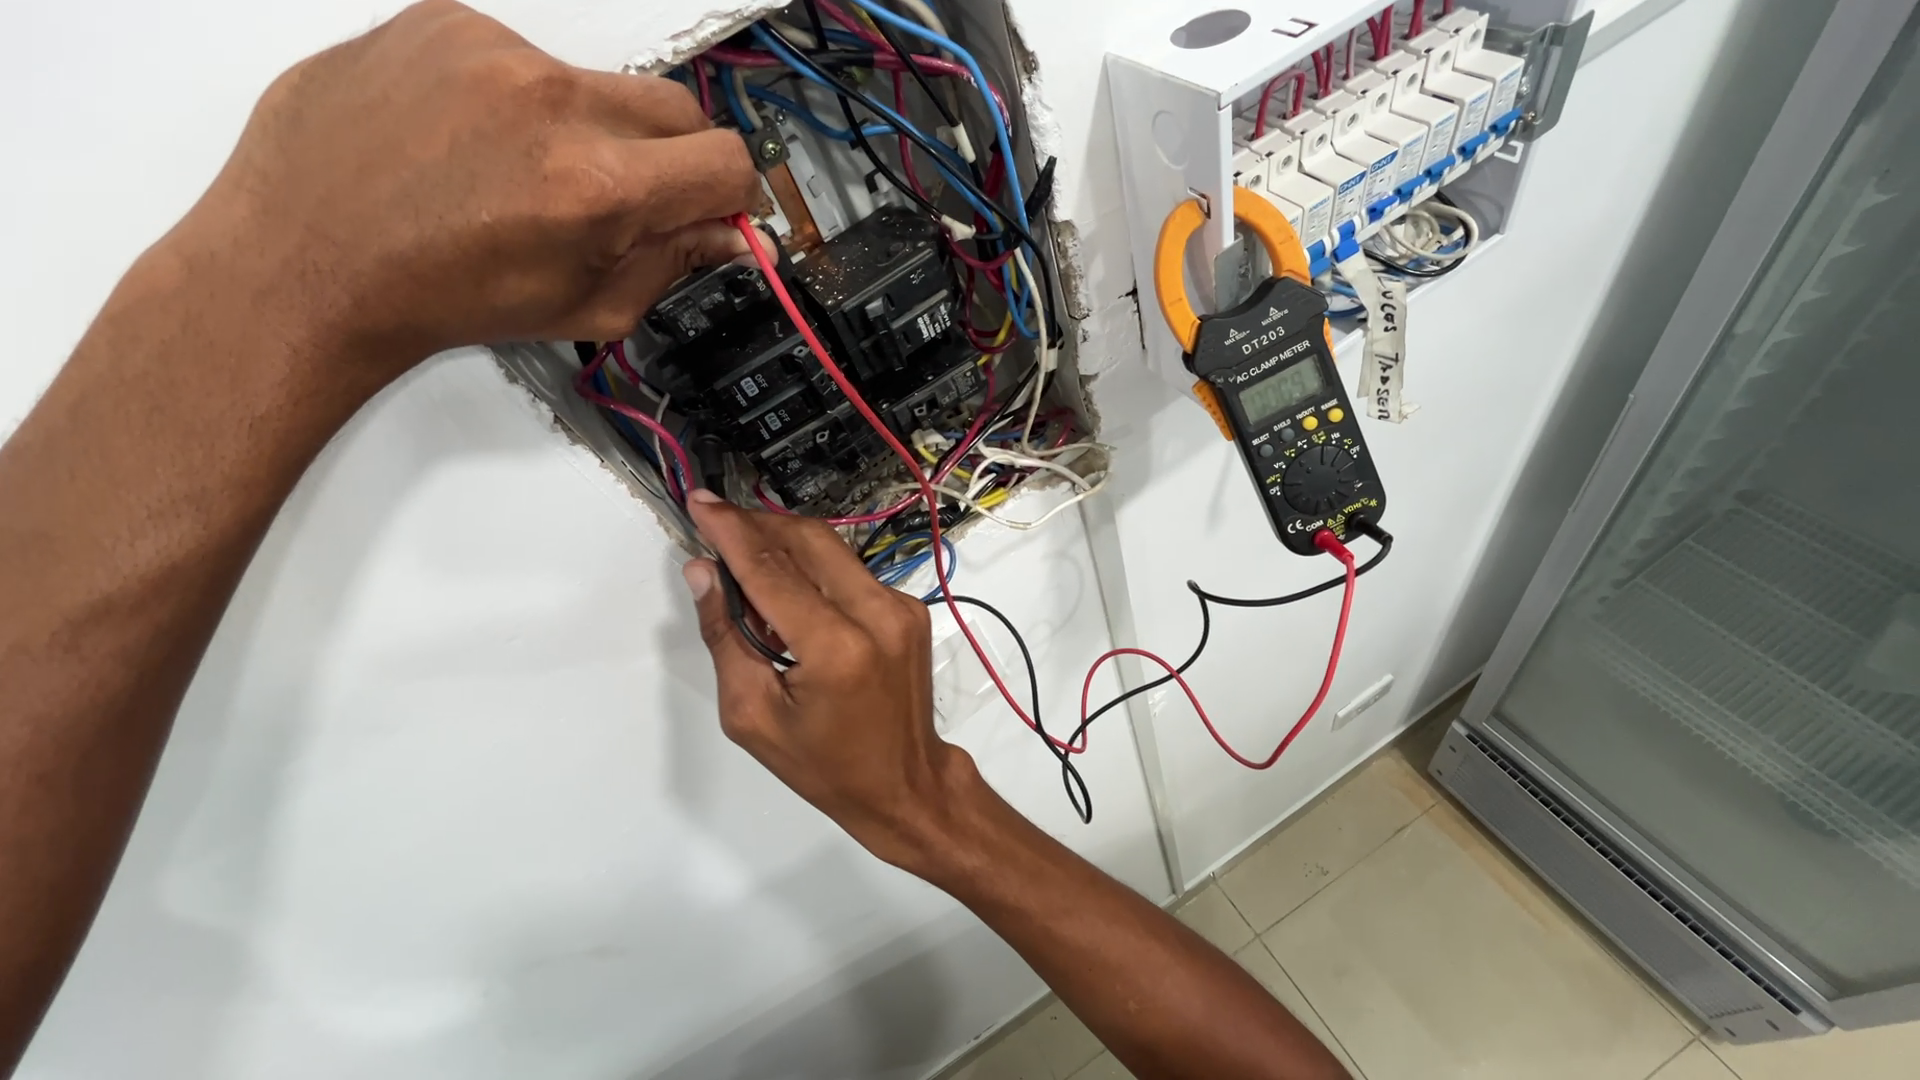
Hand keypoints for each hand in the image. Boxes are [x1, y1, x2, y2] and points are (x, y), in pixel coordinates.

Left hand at [163, 0, 760, 389]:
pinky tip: (488, 141)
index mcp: (595, 186)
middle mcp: (554, 102)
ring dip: (603, 131)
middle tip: (637, 199)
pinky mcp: (447, 21)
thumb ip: (675, 263)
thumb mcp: (588, 307)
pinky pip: (537, 59)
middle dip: (680, 160)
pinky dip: (533, 102)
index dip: (734, 196)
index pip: (727, 162)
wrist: (313, 259)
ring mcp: (497, 50)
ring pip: (609, 85)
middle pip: (683, 110)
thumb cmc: (450, 298)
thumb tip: (733, 236)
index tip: (714, 213)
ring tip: (540, 173)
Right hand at [680, 490, 975, 871]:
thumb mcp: (753, 715)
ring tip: (744, 562)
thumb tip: (704, 572)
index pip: (772, 569)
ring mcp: (901, 608)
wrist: (905, 782)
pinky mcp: (910, 609)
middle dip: (758, 524)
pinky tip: (787, 593)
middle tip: (717, 525)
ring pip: (832, 549)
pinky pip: (851, 572)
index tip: (700, 502)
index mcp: (837, 647)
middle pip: (809, 540)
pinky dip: (814, 569)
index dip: (730, 531)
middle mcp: (877, 614)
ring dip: (784, 543)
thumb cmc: (824, 765)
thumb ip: (725, 637)